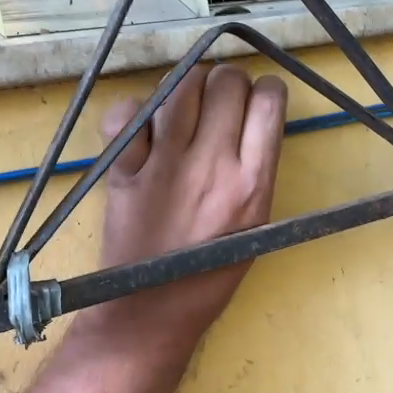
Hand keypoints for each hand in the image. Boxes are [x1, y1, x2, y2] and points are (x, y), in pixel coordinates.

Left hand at [71, 63, 286, 354]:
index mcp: (253, 184)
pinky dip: (135, 110)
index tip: (255, 102)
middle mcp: (212, 165)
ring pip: (180, 85)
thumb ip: (256, 172)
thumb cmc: (209, 277)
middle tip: (219, 103)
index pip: (269, 100)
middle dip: (227, 82)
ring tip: (183, 110)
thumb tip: (250, 119)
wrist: (149, 311)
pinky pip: (128, 111)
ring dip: (185, 87)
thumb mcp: (255, 228)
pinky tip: (144, 128)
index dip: (265, 91)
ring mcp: (164, 164)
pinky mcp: (123, 169)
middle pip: (226, 81)